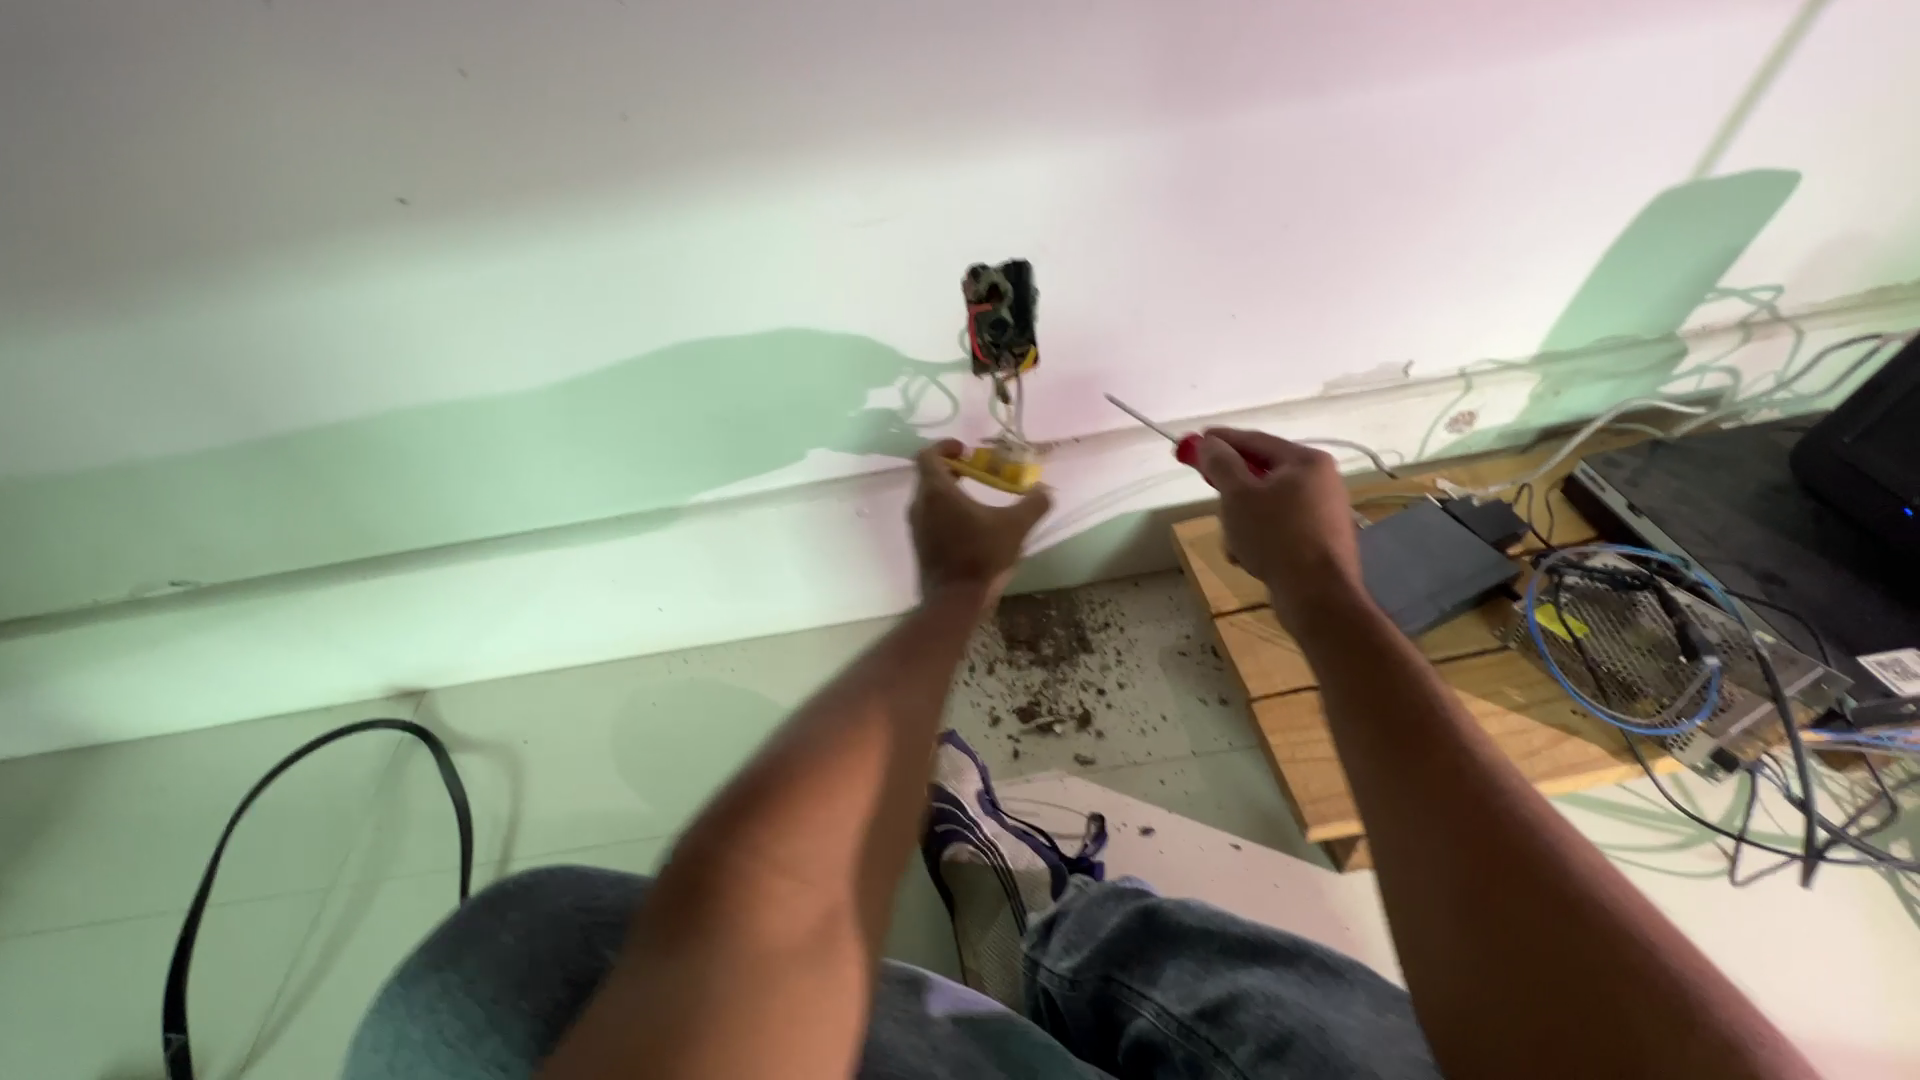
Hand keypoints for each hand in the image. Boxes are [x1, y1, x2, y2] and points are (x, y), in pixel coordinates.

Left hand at [909, 440, 1051, 605]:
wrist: (954, 601)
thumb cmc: (982, 557)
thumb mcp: (1015, 527)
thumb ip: (1033, 504)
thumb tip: (1045, 491)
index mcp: (937, 492)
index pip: (927, 455)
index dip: (945, 446)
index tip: (965, 450)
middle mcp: (920, 505)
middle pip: (929, 475)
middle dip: (951, 469)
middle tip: (976, 472)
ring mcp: (917, 527)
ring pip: (929, 498)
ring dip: (949, 492)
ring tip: (976, 499)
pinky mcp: (920, 545)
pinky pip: (930, 517)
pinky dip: (945, 512)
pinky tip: (970, 526)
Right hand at [1197, 428, 1364, 630]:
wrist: (1317, 595)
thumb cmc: (1275, 537)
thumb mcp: (1238, 496)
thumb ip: (1221, 465)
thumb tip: (1209, 443)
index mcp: (1306, 462)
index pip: (1256, 441)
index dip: (1222, 440)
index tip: (1194, 441)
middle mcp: (1321, 481)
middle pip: (1261, 474)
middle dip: (1232, 491)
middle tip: (1212, 496)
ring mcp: (1322, 513)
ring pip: (1266, 505)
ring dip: (1241, 520)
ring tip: (1233, 542)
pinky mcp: (1319, 541)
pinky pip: (1278, 528)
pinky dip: (1258, 537)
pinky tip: (1247, 558)